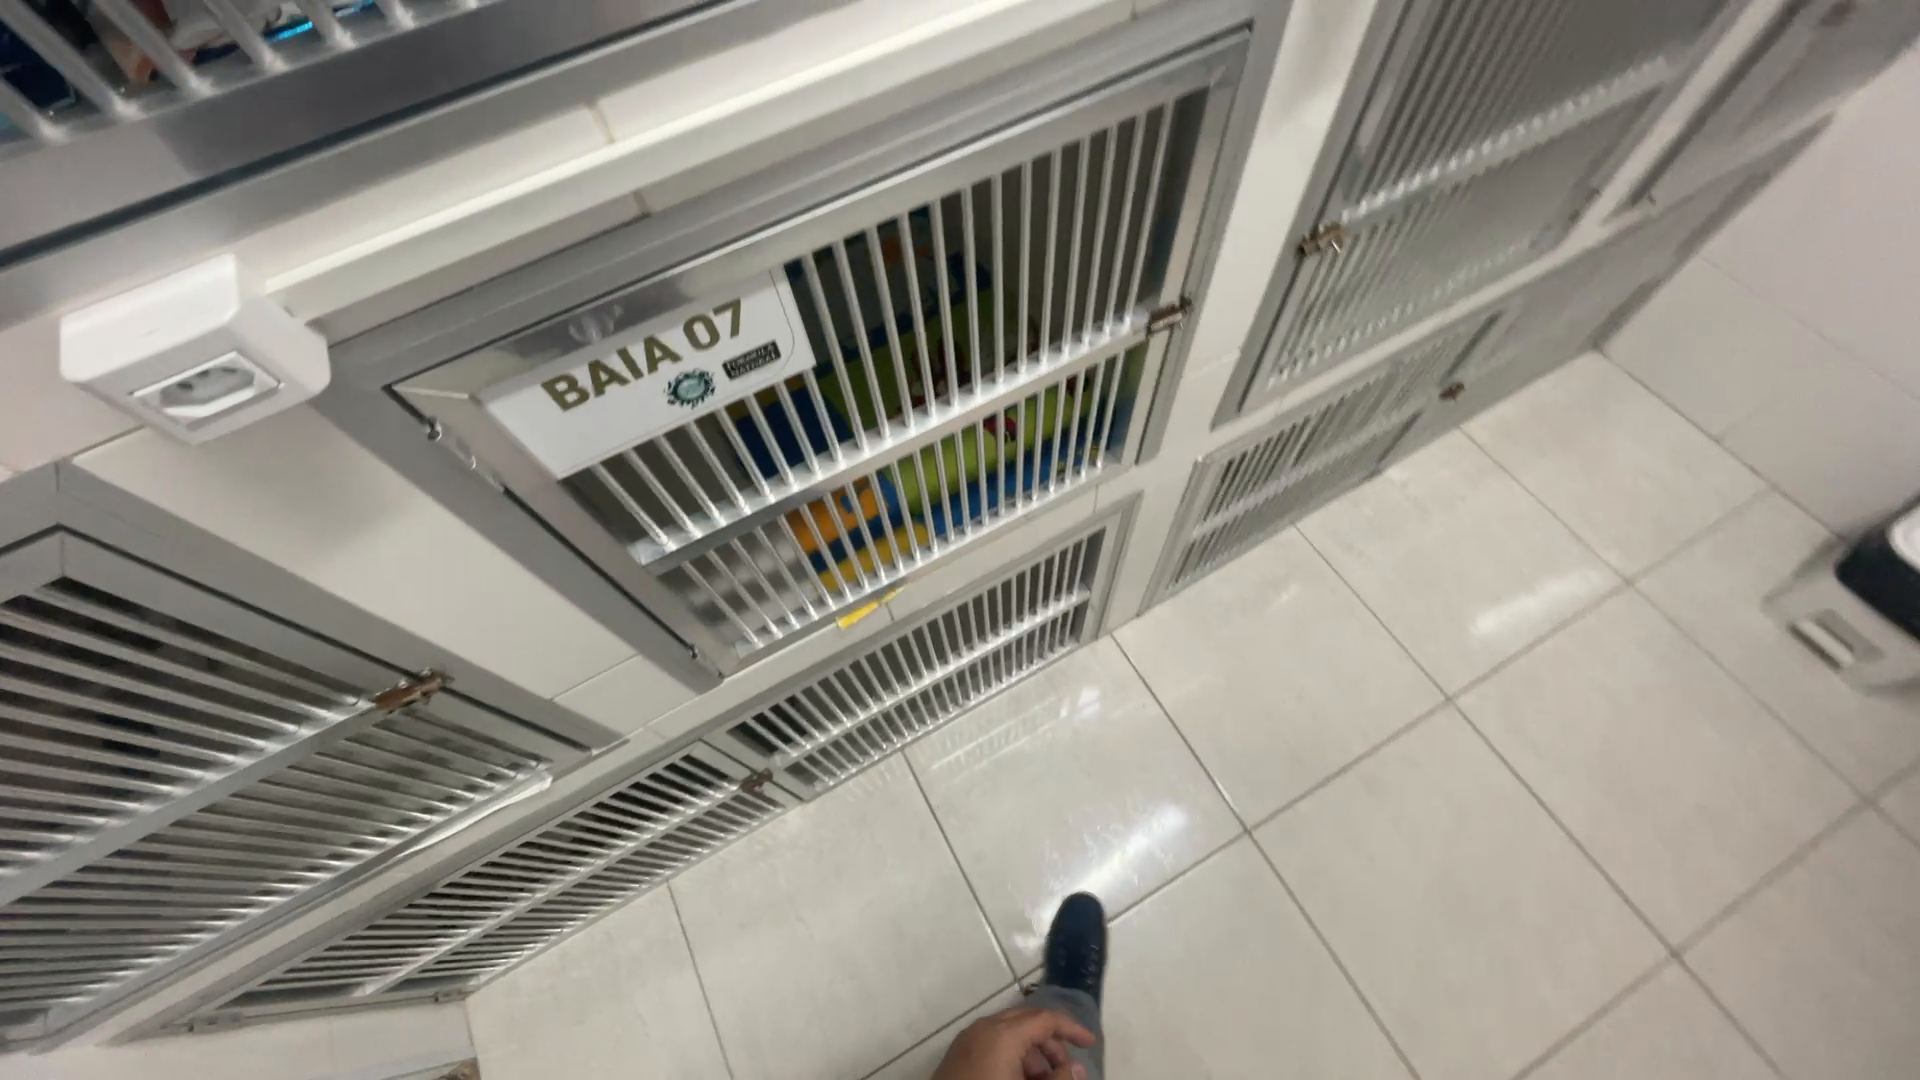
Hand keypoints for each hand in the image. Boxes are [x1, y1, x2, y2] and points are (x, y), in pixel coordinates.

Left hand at [930, 1006, 1095, 1079]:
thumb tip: (1076, 1069)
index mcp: (1003, 1033)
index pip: (1046, 1018)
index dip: (1071, 1029)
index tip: (1090, 1044)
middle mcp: (985, 1027)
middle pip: (1028, 1023)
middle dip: (1052, 1046)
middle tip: (1068, 1074)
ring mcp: (969, 1040)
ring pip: (1011, 1036)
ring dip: (1033, 1057)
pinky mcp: (959, 1056)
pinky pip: (994, 1046)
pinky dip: (1013, 1060)